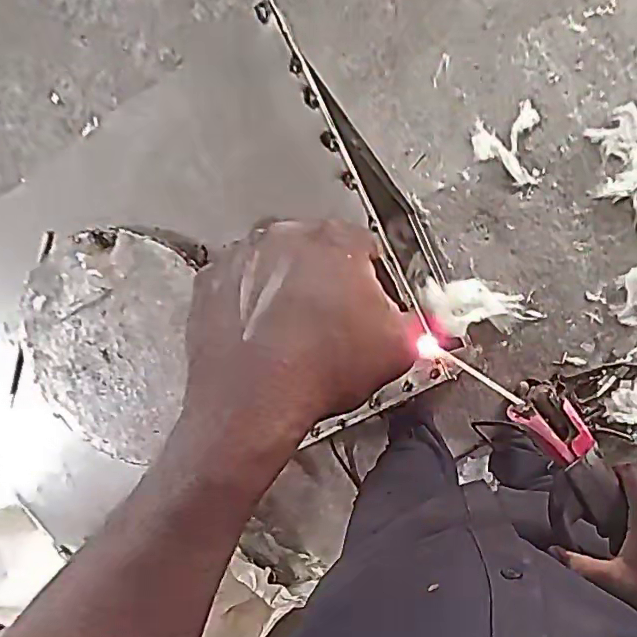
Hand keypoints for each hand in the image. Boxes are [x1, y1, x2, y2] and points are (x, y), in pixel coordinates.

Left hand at [178, 220, 414, 444]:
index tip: (375, 302)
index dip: (377, 280)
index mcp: (337, 243)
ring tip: (302, 334)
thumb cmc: (319, 371)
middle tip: (339, 322)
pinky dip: (254, 303)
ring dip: (292, 290)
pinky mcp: (212, 282)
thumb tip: (424, 324)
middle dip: (331, 281)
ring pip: (279, 265)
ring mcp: (243, 256)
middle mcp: (287, 237)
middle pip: (320, 253)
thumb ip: (417, 326)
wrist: (255, 400)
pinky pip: (242, 285)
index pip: (368, 248)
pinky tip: (269, 335)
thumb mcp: (397, 350)